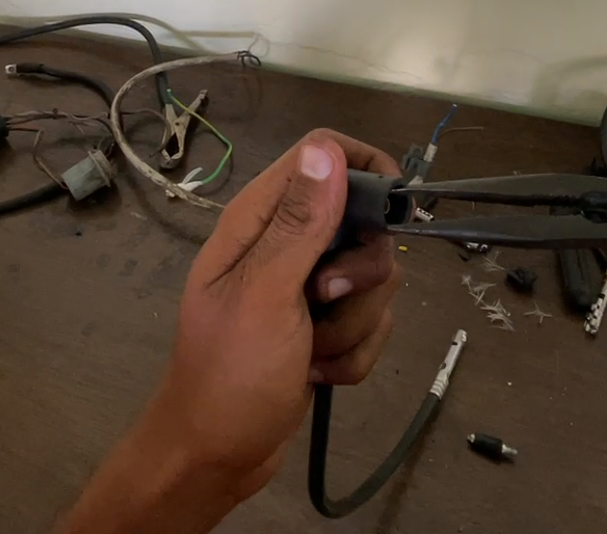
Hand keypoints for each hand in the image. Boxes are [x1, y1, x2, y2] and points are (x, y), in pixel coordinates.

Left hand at [57, 130, 402, 533]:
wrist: (215, 457)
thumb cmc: (230, 373)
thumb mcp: (264, 293)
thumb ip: (299, 222)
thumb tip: (325, 148)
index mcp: (261, 216)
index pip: (320, 151)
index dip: (362, 167)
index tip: (391, 211)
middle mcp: (286, 239)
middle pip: (361, 221)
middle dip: (359, 272)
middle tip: (324, 299)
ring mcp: (306, 282)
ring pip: (372, 277)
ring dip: (353, 324)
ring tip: (311, 350)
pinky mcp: (323, 321)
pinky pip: (370, 320)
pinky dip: (351, 351)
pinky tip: (317, 371)